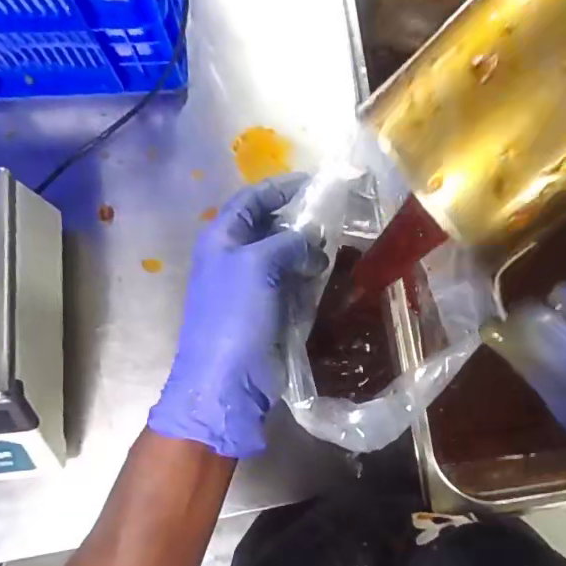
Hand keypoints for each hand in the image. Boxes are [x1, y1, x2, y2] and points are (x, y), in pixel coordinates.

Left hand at [148, 174, 313, 457]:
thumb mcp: (259, 265)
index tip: (318, 184)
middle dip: (302, 220)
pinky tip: (332, 276)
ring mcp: (251, 288)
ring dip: (310, 251)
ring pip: (285, 258)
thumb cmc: (235, 317)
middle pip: (270, 227)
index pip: (252, 199)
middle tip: (339, 215)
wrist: (227, 381)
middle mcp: (234, 258)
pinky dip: (310, 279)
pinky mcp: (268, 313)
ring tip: (343, 243)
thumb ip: (288, 242)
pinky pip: (292, 287)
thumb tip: (313, 240)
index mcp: (222, 239)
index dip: (282, 188)